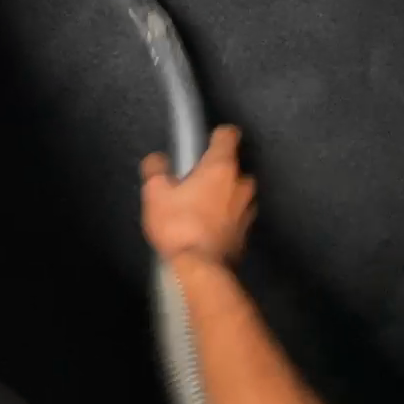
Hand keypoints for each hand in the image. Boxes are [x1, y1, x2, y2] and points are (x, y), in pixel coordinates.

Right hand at [141, 125, 257, 267]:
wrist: (203, 269)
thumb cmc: (179, 225)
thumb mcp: (155, 193)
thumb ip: (156, 168)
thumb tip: (158, 159)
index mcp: (221, 167)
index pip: (228, 135)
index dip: (215, 134)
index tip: (203, 142)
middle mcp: (241, 183)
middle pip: (230, 166)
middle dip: (213, 171)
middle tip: (191, 183)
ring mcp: (248, 208)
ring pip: (234, 191)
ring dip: (220, 194)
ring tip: (197, 208)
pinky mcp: (247, 230)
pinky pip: (234, 213)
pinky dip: (223, 215)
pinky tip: (204, 226)